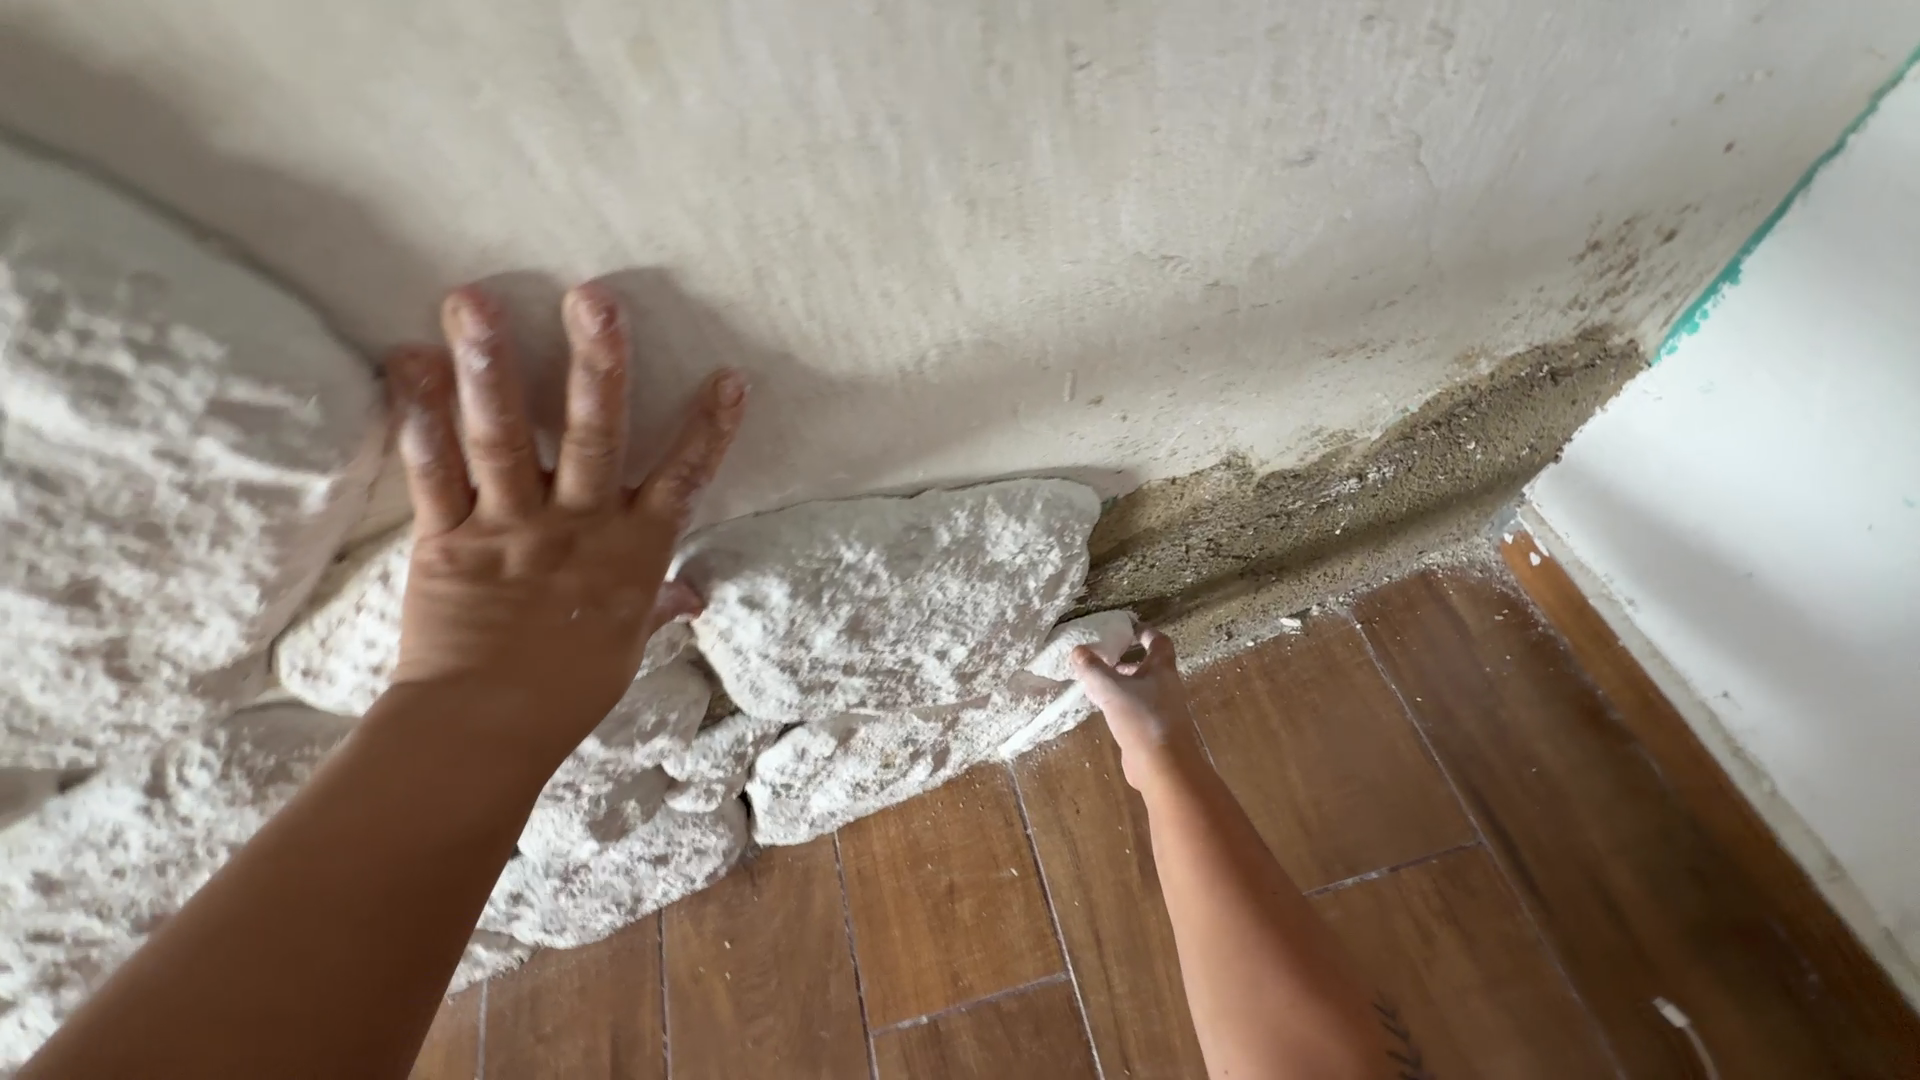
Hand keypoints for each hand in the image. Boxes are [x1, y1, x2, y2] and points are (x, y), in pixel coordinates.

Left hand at [380, 283, 746, 766]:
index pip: (683, 478)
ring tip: (473, 301)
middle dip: (599, 367)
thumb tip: (695, 597)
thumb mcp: (627, 645)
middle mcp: (580, 526)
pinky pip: (433, 473)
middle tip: (595, 300)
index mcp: (634, 550)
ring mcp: (513, 528)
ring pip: (506, 439)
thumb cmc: (572, 689)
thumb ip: (658, 608)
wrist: (489, 727)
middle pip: (595, 436)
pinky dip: (418, 417)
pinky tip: (403, 360)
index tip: (729, 376)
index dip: (709, 429)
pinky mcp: (448, 539)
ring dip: (491, 368)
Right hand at [1070, 626, 1207, 790]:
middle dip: (1125, 659)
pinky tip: (1102, 707)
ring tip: (1096, 682)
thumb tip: (1078, 650)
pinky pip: (1136, 708)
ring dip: (1121, 682)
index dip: (1144, 632)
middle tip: (1103, 657)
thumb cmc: (1141, 718)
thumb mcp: (1111, 689)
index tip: (1124, 629)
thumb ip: (1093, 668)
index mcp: (1162, 669)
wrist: (1163, 766)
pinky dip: (1120, 703)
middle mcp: (1166, 686)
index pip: (1158, 641)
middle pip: (1148, 665)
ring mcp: (1162, 709)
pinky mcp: (1153, 729)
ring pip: (1141, 688)